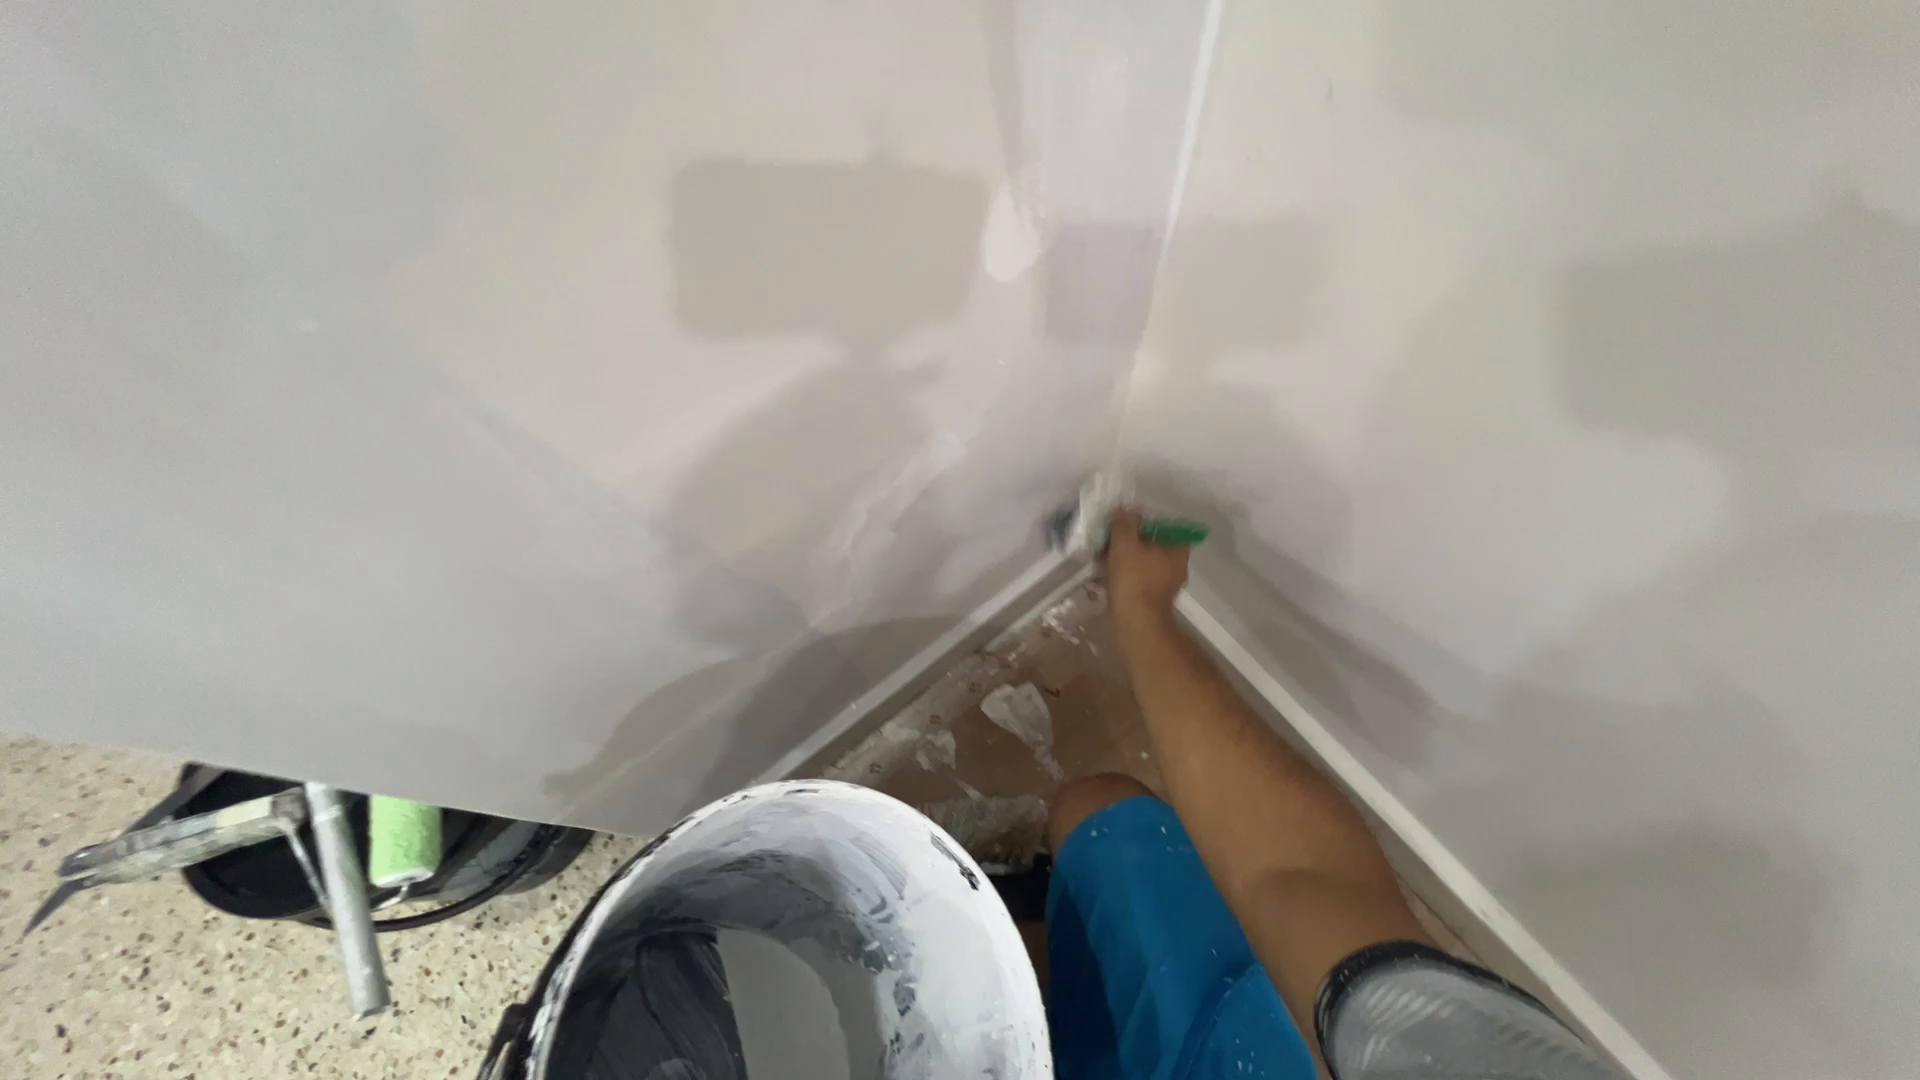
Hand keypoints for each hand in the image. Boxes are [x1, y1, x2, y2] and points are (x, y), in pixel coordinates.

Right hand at [1105, 507, 1188, 632]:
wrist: (1135, 621)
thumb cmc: (1134, 579)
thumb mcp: (1125, 544)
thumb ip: (1124, 523)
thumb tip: (1124, 509)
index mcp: (1178, 550)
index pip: (1164, 525)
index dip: (1144, 521)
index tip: (1125, 522)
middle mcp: (1177, 566)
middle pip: (1152, 543)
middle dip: (1130, 540)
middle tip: (1110, 537)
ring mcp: (1166, 584)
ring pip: (1143, 561)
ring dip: (1125, 557)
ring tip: (1103, 554)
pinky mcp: (1153, 598)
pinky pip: (1138, 577)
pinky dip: (1125, 573)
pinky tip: (1106, 572)